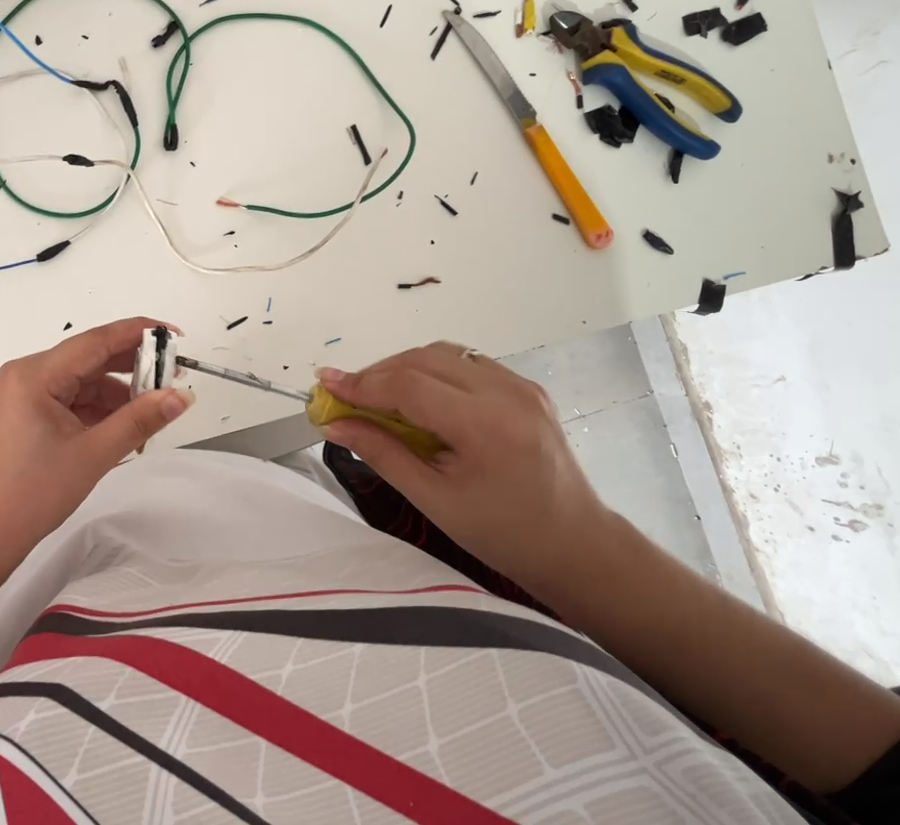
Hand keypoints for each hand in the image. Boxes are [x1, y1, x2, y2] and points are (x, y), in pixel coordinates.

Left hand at [0, 317, 192, 552]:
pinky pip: (70, 400)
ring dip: (117, 398)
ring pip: (82, 382)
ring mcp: (23, 394)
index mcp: (34, 375)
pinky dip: (98, 412)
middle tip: (172, 382)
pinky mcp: (26, 414)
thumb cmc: (33, 494)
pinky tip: (123, 431)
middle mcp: (25, 375)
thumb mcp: (94, 454)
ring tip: (149, 421)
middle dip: (132, 371)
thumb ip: (140, 419)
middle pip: (89, 359)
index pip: (95, 340)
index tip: (175, 335)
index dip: (138, 333)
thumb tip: (182, 396)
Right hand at [317, 343, 617, 597]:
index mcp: (487, 426)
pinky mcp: (525, 388)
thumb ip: (382, 453)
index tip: (323, 385)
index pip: (409, 386)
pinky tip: (415, 399)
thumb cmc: (502, 533)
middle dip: (377, 373)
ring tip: (375, 396)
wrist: (576, 544)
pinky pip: (465, 364)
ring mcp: (520, 386)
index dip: (360, 383)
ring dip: (402, 368)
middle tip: (343, 395)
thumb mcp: (434, 499)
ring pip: (443, 354)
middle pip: (423, 359)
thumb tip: (335, 424)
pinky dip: (431, 372)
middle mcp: (507, 393)